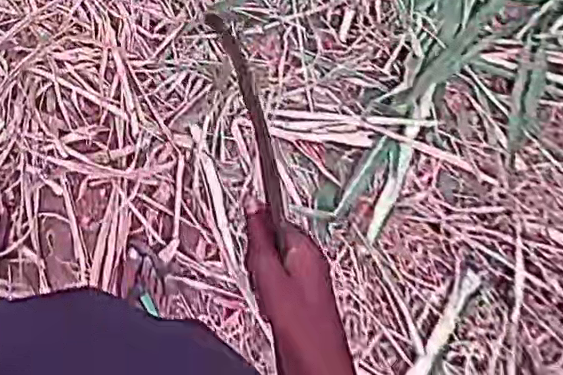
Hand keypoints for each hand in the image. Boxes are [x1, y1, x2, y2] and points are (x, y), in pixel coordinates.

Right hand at [244, 207, 355, 374]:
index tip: (247, 240)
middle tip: (257, 270)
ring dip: (262, 272)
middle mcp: (312, 260)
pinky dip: (269, 288)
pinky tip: (269, 303)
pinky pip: (278, 279)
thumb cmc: (299, 324)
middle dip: (257, 253)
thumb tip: (251, 203)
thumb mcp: (267, 270)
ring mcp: (310, 280)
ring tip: (263, 290)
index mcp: (306, 247)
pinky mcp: (305, 297)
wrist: (315, 366)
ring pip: (273, 260)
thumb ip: (258, 235)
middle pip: (272, 239)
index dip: (255, 228)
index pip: (273, 217)